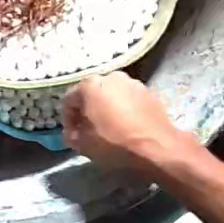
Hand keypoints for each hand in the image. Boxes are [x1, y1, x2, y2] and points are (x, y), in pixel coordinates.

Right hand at [63, 73, 198, 174]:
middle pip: (91, 94)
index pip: (69, 100)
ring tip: (108, 128)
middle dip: (87, 111)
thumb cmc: (114, 143)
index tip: (72, 134)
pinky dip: (122, 109)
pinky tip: (125, 125)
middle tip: (88, 130)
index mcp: (90, 85)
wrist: (156, 146)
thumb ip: (70, 135)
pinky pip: (127, 99)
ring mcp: (132, 82)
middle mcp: (110, 76)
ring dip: (105, 108)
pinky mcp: (148, 91)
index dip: (68, 119)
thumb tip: (73, 132)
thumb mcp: (83, 145)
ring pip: (110, 94)